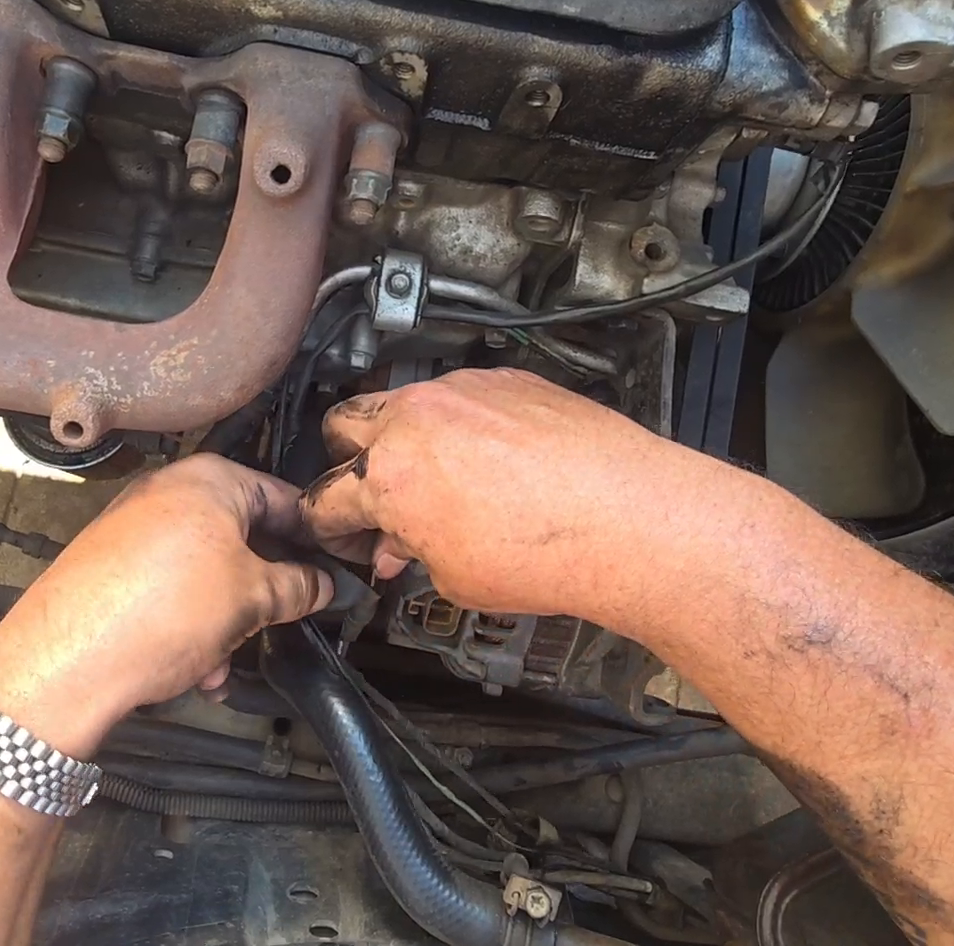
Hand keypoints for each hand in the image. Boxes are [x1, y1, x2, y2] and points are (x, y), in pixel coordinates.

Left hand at [0, 454, 332, 756]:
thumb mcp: (252, 598)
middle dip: (266, 589)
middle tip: (286, 620)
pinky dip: (191, 622)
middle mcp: (170, 491)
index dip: (315, 537)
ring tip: (225, 662)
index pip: (285, 498)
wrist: (64, 661)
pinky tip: (195, 667)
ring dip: (228, 618)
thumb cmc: (166, 610)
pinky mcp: (112, 564)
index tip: (334, 568)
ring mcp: (136, 527)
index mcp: (210, 478)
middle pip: (244, 536)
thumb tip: (324, 585)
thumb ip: (299, 587)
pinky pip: (171, 586)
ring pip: (208, 570)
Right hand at [301, 368, 766, 627]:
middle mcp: (413, 421)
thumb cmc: (548, 553)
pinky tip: (489, 454)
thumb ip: (412, 552)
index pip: (324, 497)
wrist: (629, 518)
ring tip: (439, 473)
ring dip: (403, 436)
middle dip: (345, 459)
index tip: (343, 532)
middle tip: (375, 490)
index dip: (326, 524)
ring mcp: (457, 391)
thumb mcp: (456, 576)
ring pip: (400, 401)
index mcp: (387, 477)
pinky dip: (457, 421)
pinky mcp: (500, 378)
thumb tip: (399, 547)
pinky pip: (458, 394)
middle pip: (341, 424)